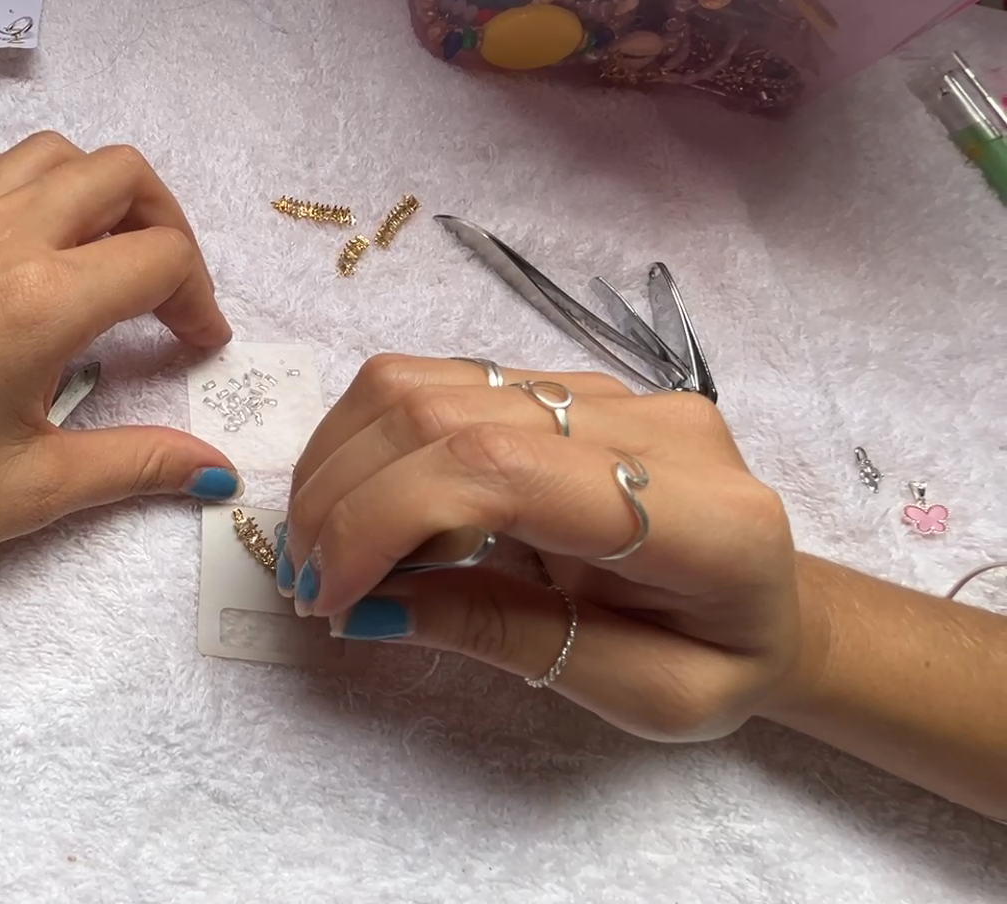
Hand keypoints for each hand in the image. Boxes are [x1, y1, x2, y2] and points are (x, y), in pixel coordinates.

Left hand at [0, 132, 239, 594]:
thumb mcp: (30, 489)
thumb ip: (136, 463)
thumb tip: (217, 468)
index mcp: (36, 301)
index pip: (160, 259)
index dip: (200, 300)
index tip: (199, 346)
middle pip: (119, 174)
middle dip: (166, 225)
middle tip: (165, 293)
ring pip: (49, 154)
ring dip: (98, 195)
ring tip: (100, 262)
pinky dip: (24, 186)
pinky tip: (20, 244)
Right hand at [285, 354, 802, 741]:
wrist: (764, 593)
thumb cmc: (715, 657)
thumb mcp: (636, 693)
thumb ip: (499, 637)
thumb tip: (364, 607)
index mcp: (700, 515)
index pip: (495, 472)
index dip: (382, 522)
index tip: (328, 597)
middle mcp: (640, 420)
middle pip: (432, 418)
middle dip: (338, 502)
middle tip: (305, 579)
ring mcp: (583, 383)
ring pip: (406, 386)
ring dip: (332, 465)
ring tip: (315, 538)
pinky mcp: (535, 377)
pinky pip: (412, 381)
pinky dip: (353, 439)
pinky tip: (347, 493)